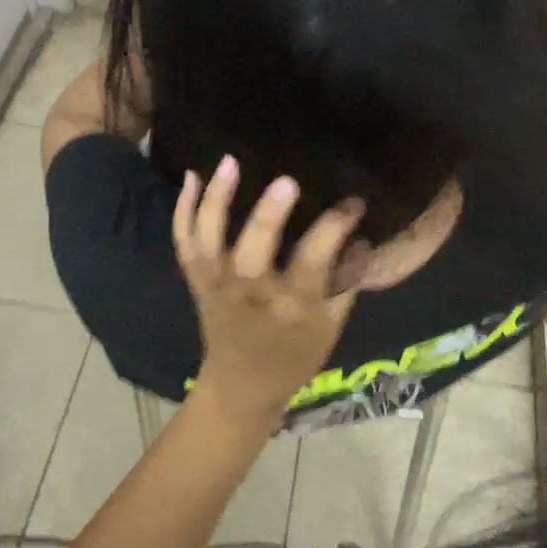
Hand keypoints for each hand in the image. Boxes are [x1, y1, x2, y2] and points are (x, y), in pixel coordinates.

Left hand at [174, 156, 363, 425]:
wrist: (241, 386)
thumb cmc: (294, 355)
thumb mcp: (331, 327)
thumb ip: (346, 282)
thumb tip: (363, 236)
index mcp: (291, 308)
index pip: (313, 262)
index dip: (334, 228)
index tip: (354, 202)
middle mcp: (250, 294)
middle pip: (252, 254)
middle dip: (267, 217)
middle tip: (287, 181)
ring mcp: (217, 285)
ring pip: (209, 242)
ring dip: (216, 201)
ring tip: (230, 162)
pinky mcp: (196, 280)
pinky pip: (184, 243)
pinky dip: (183, 210)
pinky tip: (191, 175)